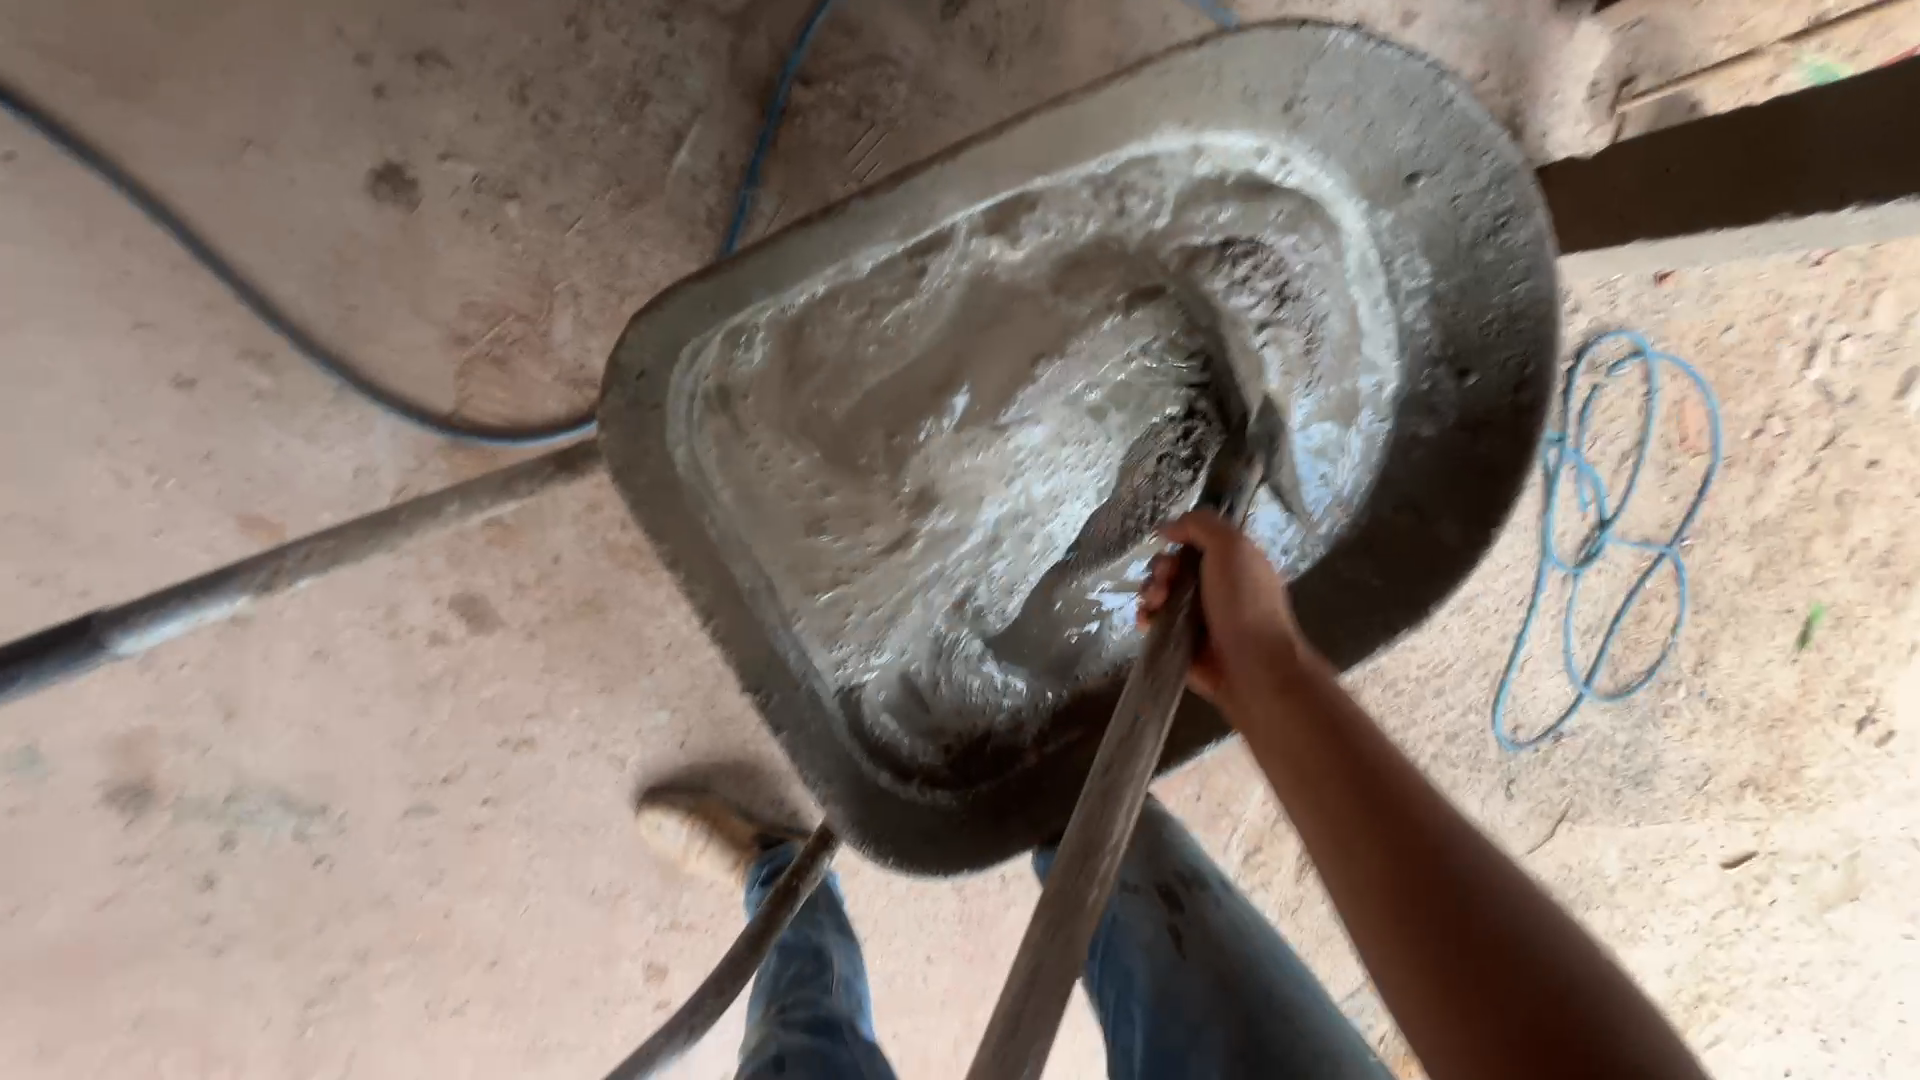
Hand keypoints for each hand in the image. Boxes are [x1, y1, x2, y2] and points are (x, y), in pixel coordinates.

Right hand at [1136, 509, 1314, 719]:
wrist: (1252, 665)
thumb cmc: (1245, 602)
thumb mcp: (1231, 546)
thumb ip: (1200, 525)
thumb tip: (1167, 528)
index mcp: (1232, 563)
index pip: (1195, 542)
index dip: (1178, 540)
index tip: (1171, 546)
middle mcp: (1214, 587)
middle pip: (1172, 566)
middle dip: (1160, 569)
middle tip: (1165, 581)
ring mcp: (1197, 616)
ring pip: (1159, 593)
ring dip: (1149, 592)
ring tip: (1155, 604)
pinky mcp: (1180, 642)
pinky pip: (1155, 623)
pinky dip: (1146, 618)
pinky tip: (1147, 621)